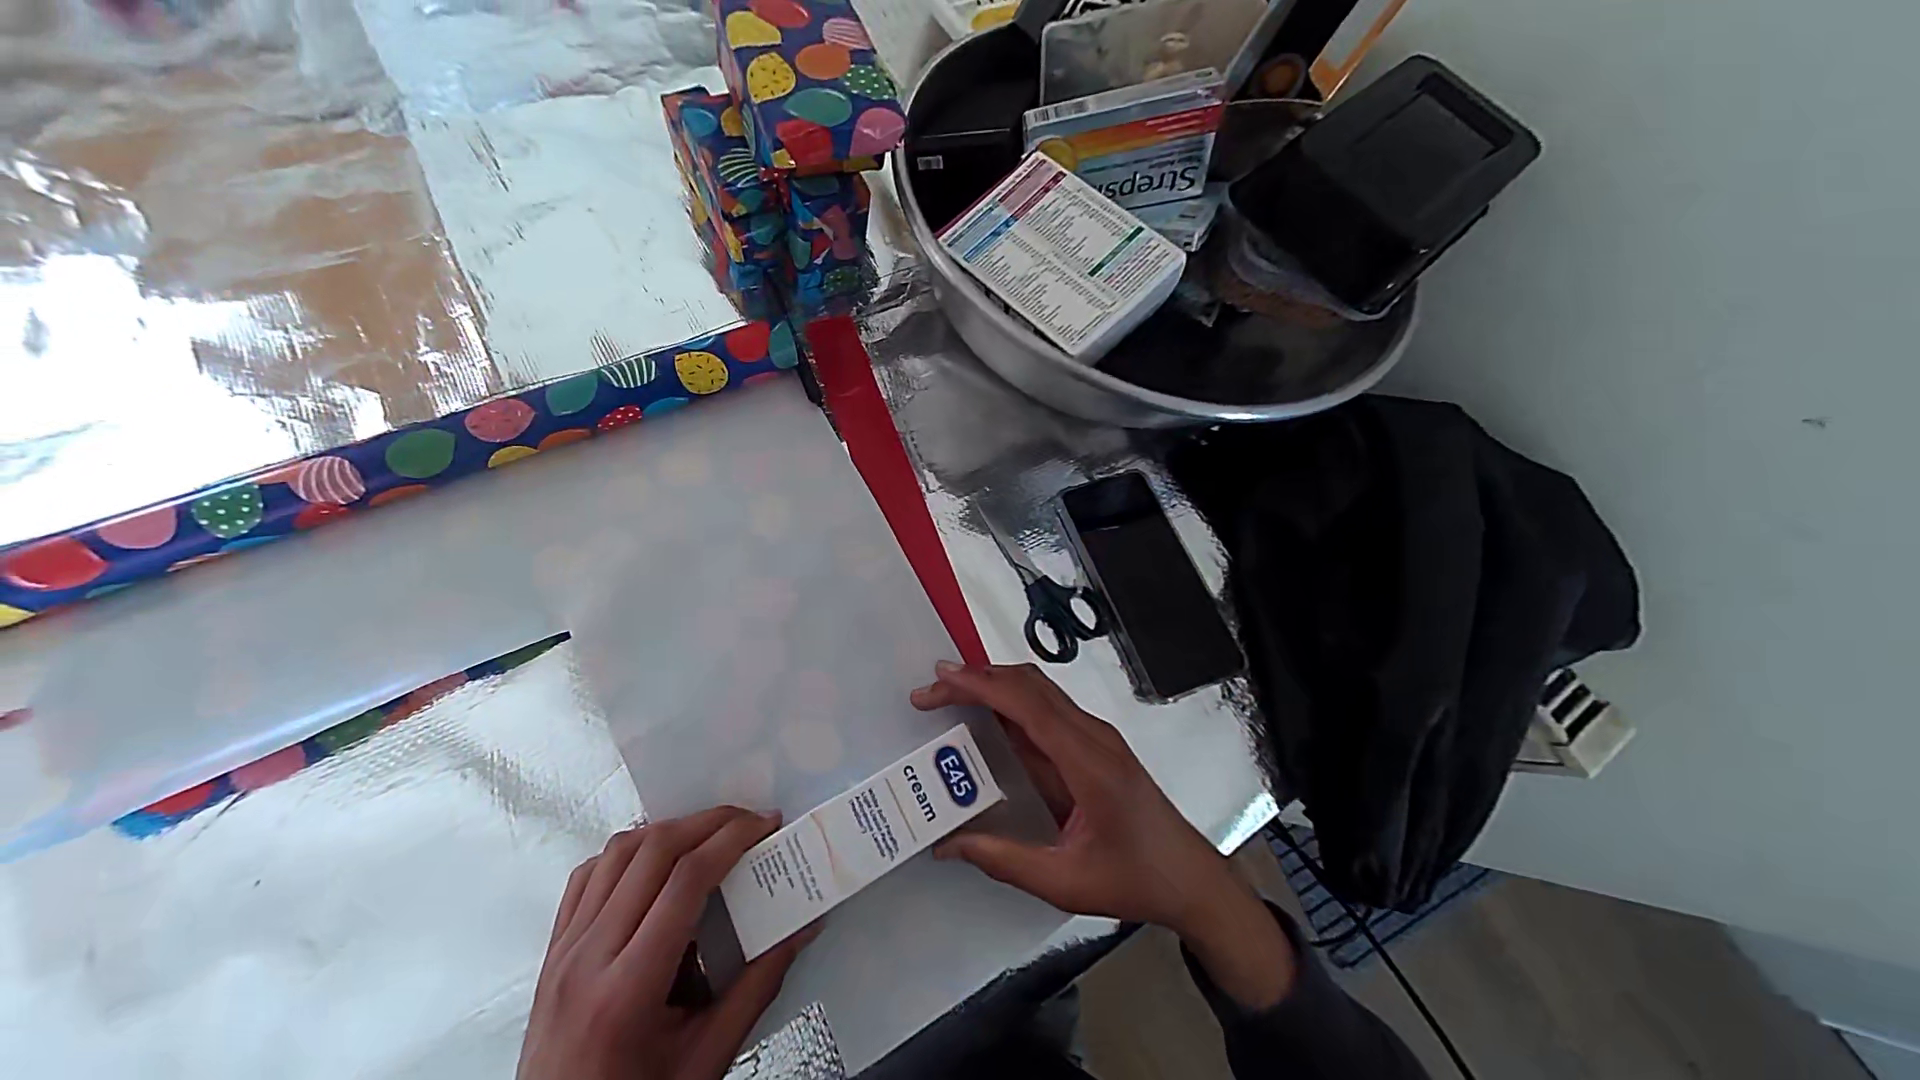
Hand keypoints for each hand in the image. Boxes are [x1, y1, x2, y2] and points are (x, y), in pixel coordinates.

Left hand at [517, 808, 816, 1079]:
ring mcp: (563, 951)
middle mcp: (587, 960)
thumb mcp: (708, 1057)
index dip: (731, 840)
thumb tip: (802, 927)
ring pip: (617, 853)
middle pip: (652, 852)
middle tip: (748, 821)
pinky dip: (627, 852)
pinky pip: (588, 876)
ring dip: (670, 829)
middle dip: (709, 822)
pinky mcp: (553, 951)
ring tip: (709, 834)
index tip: (765, 825)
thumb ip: (759, 986)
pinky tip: (655, 860)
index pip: (685, 881)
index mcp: (627, 991)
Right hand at [910, 661, 1295, 1008]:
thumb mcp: (1065, 881)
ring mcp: (1096, 737)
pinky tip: (986, 717)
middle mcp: (1093, 736)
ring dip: (994, 686)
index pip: (1028, 705)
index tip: (942, 678)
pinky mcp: (1094, 745)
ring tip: (949, 695)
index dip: (982, 685)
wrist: (1190, 878)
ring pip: (1039, 691)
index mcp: (1088, 762)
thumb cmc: (1135, 879)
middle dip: (978, 679)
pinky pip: (1047, 710)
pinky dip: (1011, 702)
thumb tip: (948, 845)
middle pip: (1031, 685)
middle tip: (931, 690)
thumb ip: (1003, 860)